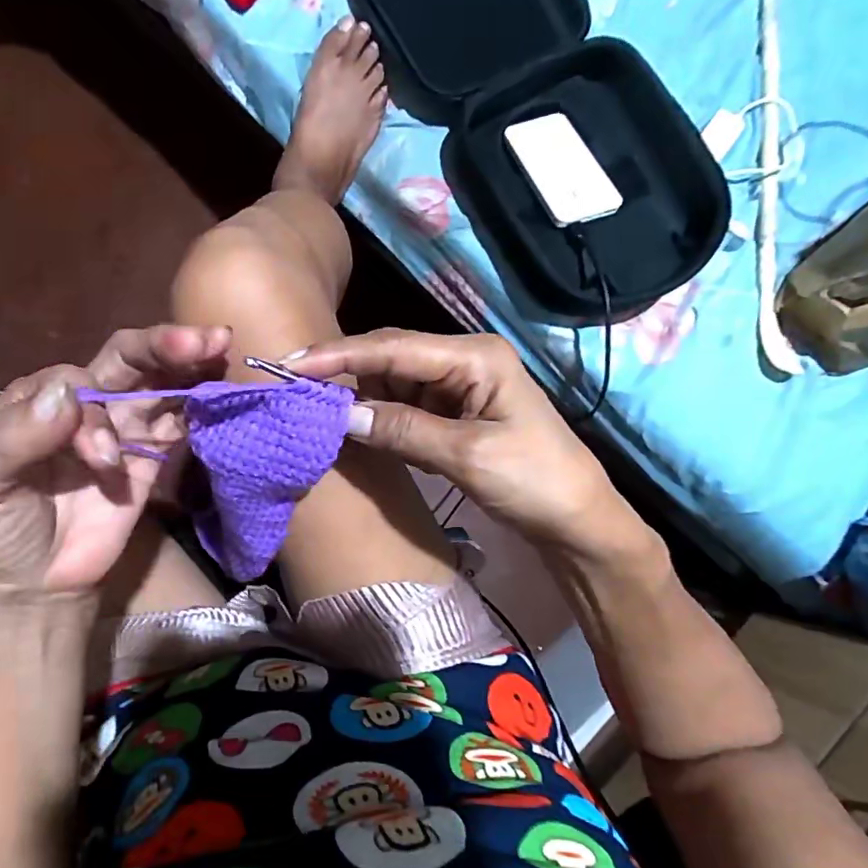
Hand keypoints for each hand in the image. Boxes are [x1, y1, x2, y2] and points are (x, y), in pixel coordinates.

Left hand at [0, 325, 230, 618]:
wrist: (33, 587)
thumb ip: (14, 437)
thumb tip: (70, 395)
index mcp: (34, 401)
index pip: (76, 382)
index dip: (94, 412)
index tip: (101, 460)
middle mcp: (80, 406)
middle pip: (124, 360)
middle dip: (162, 346)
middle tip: (202, 340)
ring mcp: (119, 430)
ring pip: (155, 384)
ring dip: (187, 365)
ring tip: (220, 346)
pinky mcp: (148, 459)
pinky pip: (175, 423)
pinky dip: (196, 406)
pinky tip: (218, 391)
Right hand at [284, 330, 638, 553]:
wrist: (575, 519)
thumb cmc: (535, 481)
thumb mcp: (467, 455)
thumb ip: (403, 430)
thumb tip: (341, 414)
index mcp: (474, 357)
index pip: (394, 348)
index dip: (340, 355)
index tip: (293, 363)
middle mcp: (462, 360)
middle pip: (389, 356)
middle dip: (342, 368)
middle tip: (291, 382)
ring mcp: (455, 386)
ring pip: (390, 380)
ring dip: (355, 392)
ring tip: (311, 403)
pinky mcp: (450, 411)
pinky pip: (400, 405)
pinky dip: (374, 413)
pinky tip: (347, 420)